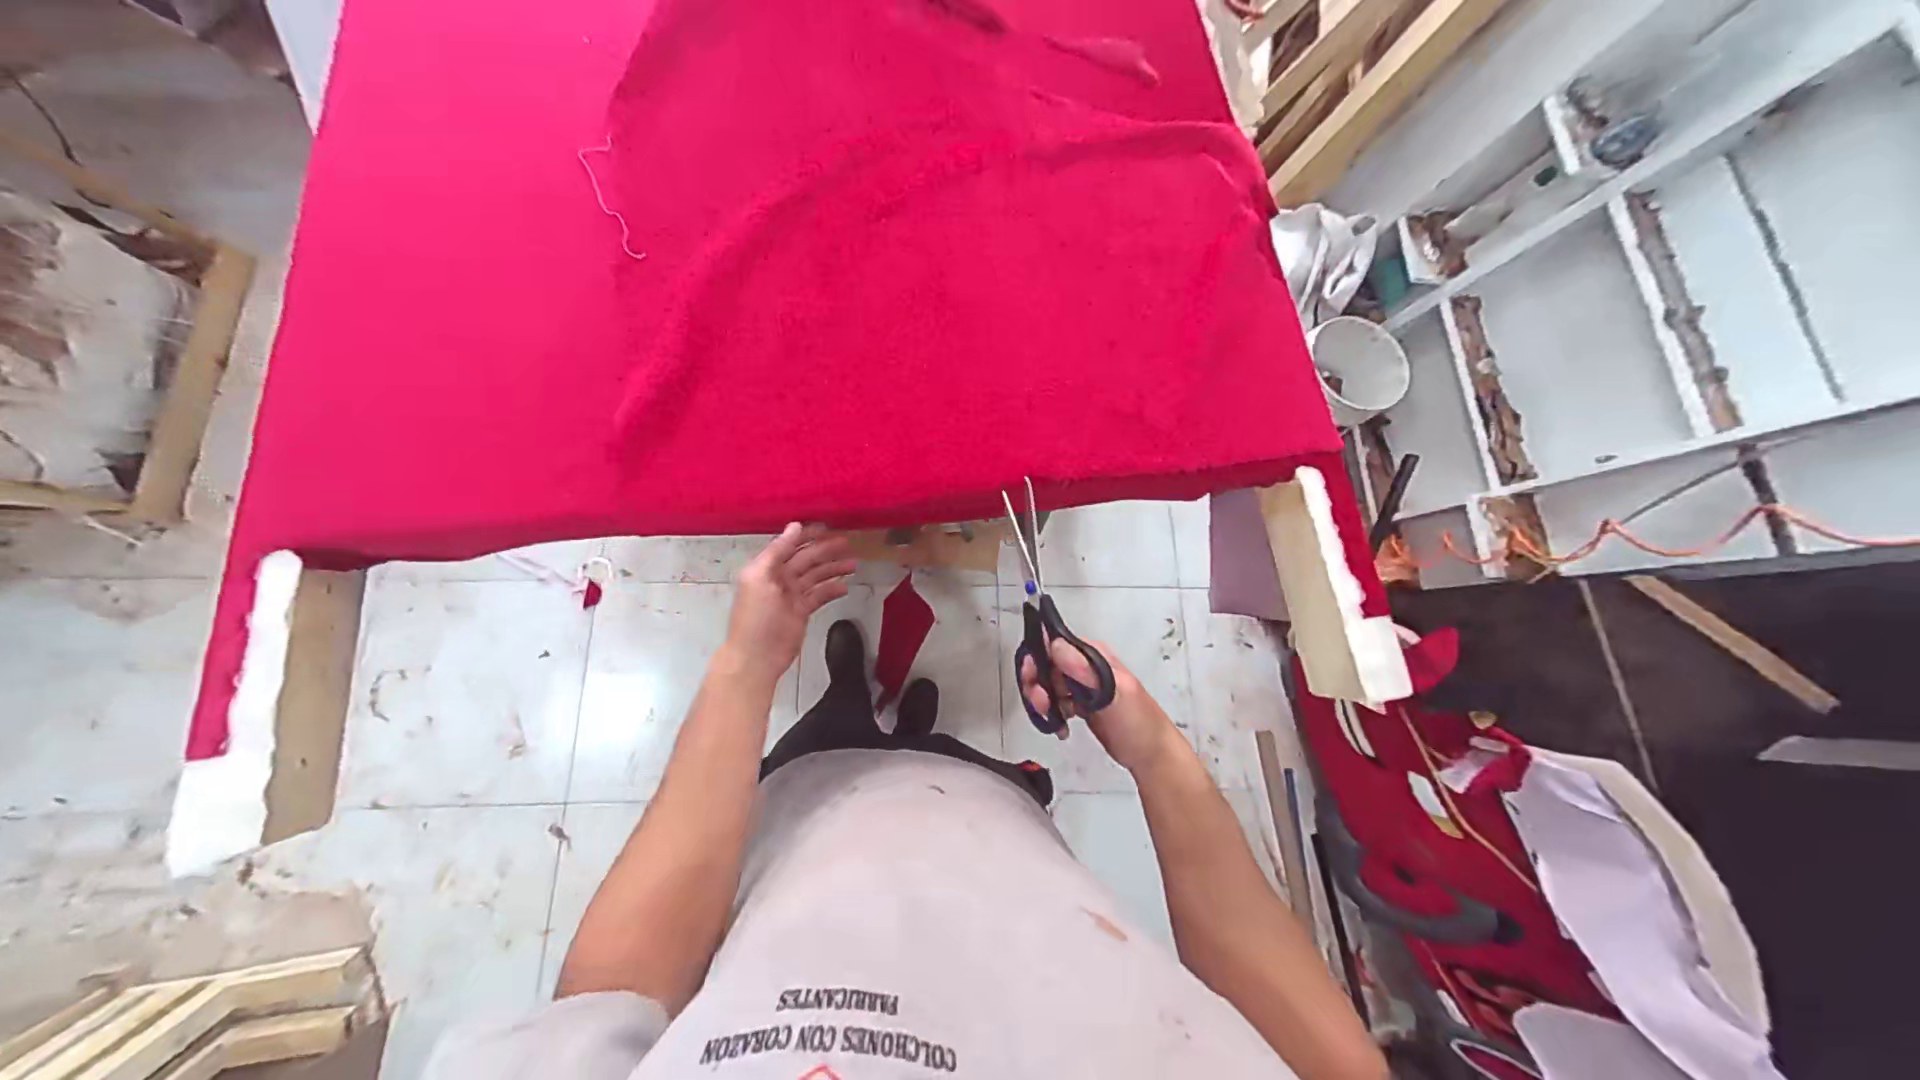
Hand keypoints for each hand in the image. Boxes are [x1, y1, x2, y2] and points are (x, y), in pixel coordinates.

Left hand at [722, 524, 855, 683]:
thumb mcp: (761, 578)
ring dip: (834, 569)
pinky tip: (845, 587)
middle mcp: (779, 578)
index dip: (807, 536)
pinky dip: (832, 590)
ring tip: (854, 564)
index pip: (790, 546)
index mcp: (767, 568)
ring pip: (816, 576)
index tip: (827, 527)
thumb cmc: (756, 617)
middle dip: (826, 551)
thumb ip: (777, 551)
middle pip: (807, 560)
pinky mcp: (801, 611)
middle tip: (848, 543)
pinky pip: (819, 596)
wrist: (757, 656)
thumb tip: (794, 526)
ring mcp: (791, 595)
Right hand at [1019, 639, 1184, 773]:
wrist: (1151, 756)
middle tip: (1041, 702)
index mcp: (1094, 655)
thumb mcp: (1112, 693)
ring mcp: (1083, 685)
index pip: (1056, 644)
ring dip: (1043, 699)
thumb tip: (1055, 645)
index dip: (1039, 657)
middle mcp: (1086, 665)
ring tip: (1051, 717)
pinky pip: (1056, 700)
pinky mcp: (1081, 704)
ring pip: (1049, 683)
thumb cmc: (1138, 723)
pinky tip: (1060, 726)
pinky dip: (1052, 712)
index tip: (1032, 676)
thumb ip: (1084, 669)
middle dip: (1038, 682)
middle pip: (1047, 664)